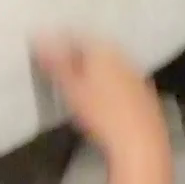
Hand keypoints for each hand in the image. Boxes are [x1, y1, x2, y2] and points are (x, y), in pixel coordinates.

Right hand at [34, 35, 169, 166]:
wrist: (141, 148)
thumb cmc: (100, 114)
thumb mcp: (69, 86)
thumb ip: (53, 60)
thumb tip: (37, 37)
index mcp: (104, 49)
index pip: (74, 35)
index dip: (55, 42)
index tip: (42, 55)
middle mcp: (123, 57)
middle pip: (92, 50)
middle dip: (74, 57)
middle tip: (55, 71)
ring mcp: (138, 77)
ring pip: (107, 66)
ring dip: (90, 72)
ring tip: (74, 87)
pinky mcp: (146, 97)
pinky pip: (120, 82)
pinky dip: (106, 86)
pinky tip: (98, 103)